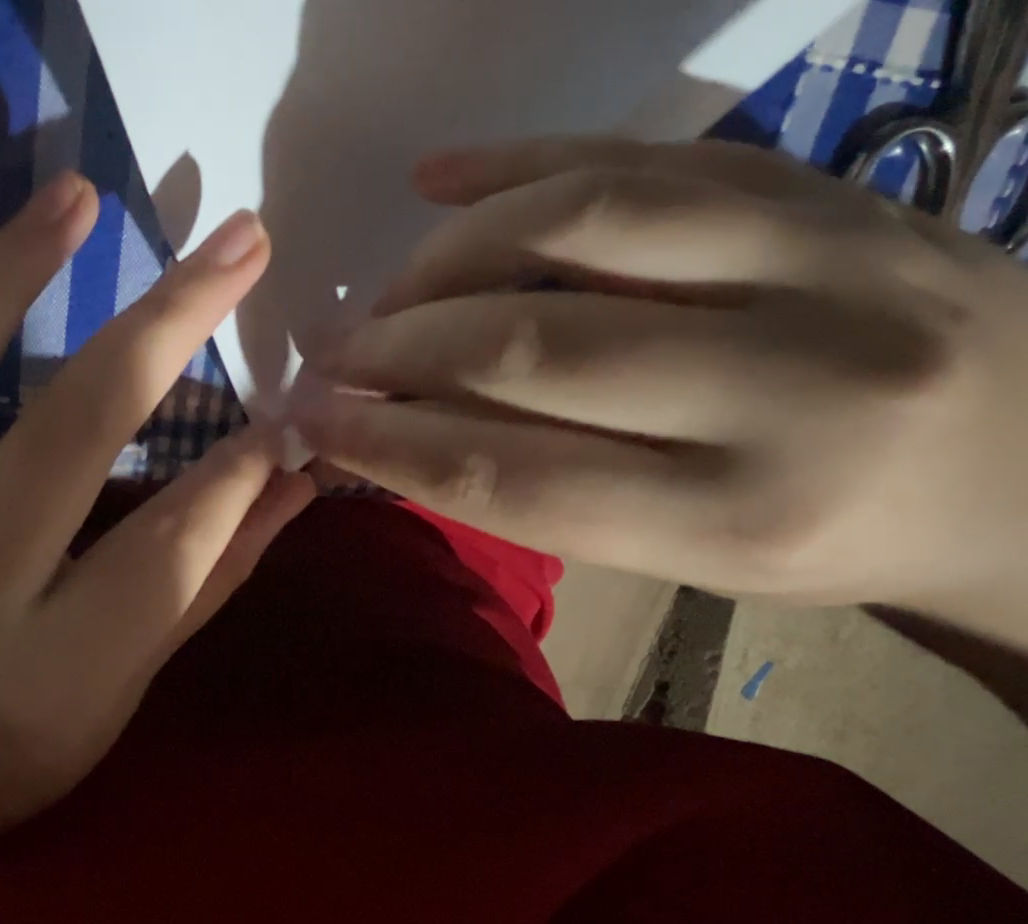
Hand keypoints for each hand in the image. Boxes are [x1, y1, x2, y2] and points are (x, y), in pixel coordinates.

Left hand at [0, 174, 314, 837]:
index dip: (234, 475)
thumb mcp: (122, 696)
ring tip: (70, 198)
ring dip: (1, 283)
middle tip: (234, 244)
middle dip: (158, 333)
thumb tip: (290, 477)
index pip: (162, 550)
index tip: (288, 404)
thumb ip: (203, 583)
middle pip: (60, 442)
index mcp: (47, 673)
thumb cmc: (21, 754)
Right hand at [293, 136, 1027, 641]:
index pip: (506, 471)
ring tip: (388, 289)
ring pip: (581, 224)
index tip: (310, 423)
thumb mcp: (685, 554)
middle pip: (529, 347)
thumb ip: (542, 490)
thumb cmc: (829, 533)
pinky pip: (647, 153)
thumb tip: (394, 426)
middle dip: (396, 349)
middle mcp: (791, 390)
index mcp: (740, 518)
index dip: (383, 442)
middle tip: (328, 355)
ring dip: (445, 257)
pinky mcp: (825, 188)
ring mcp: (824, 264)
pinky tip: (438, 178)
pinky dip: (519, 159)